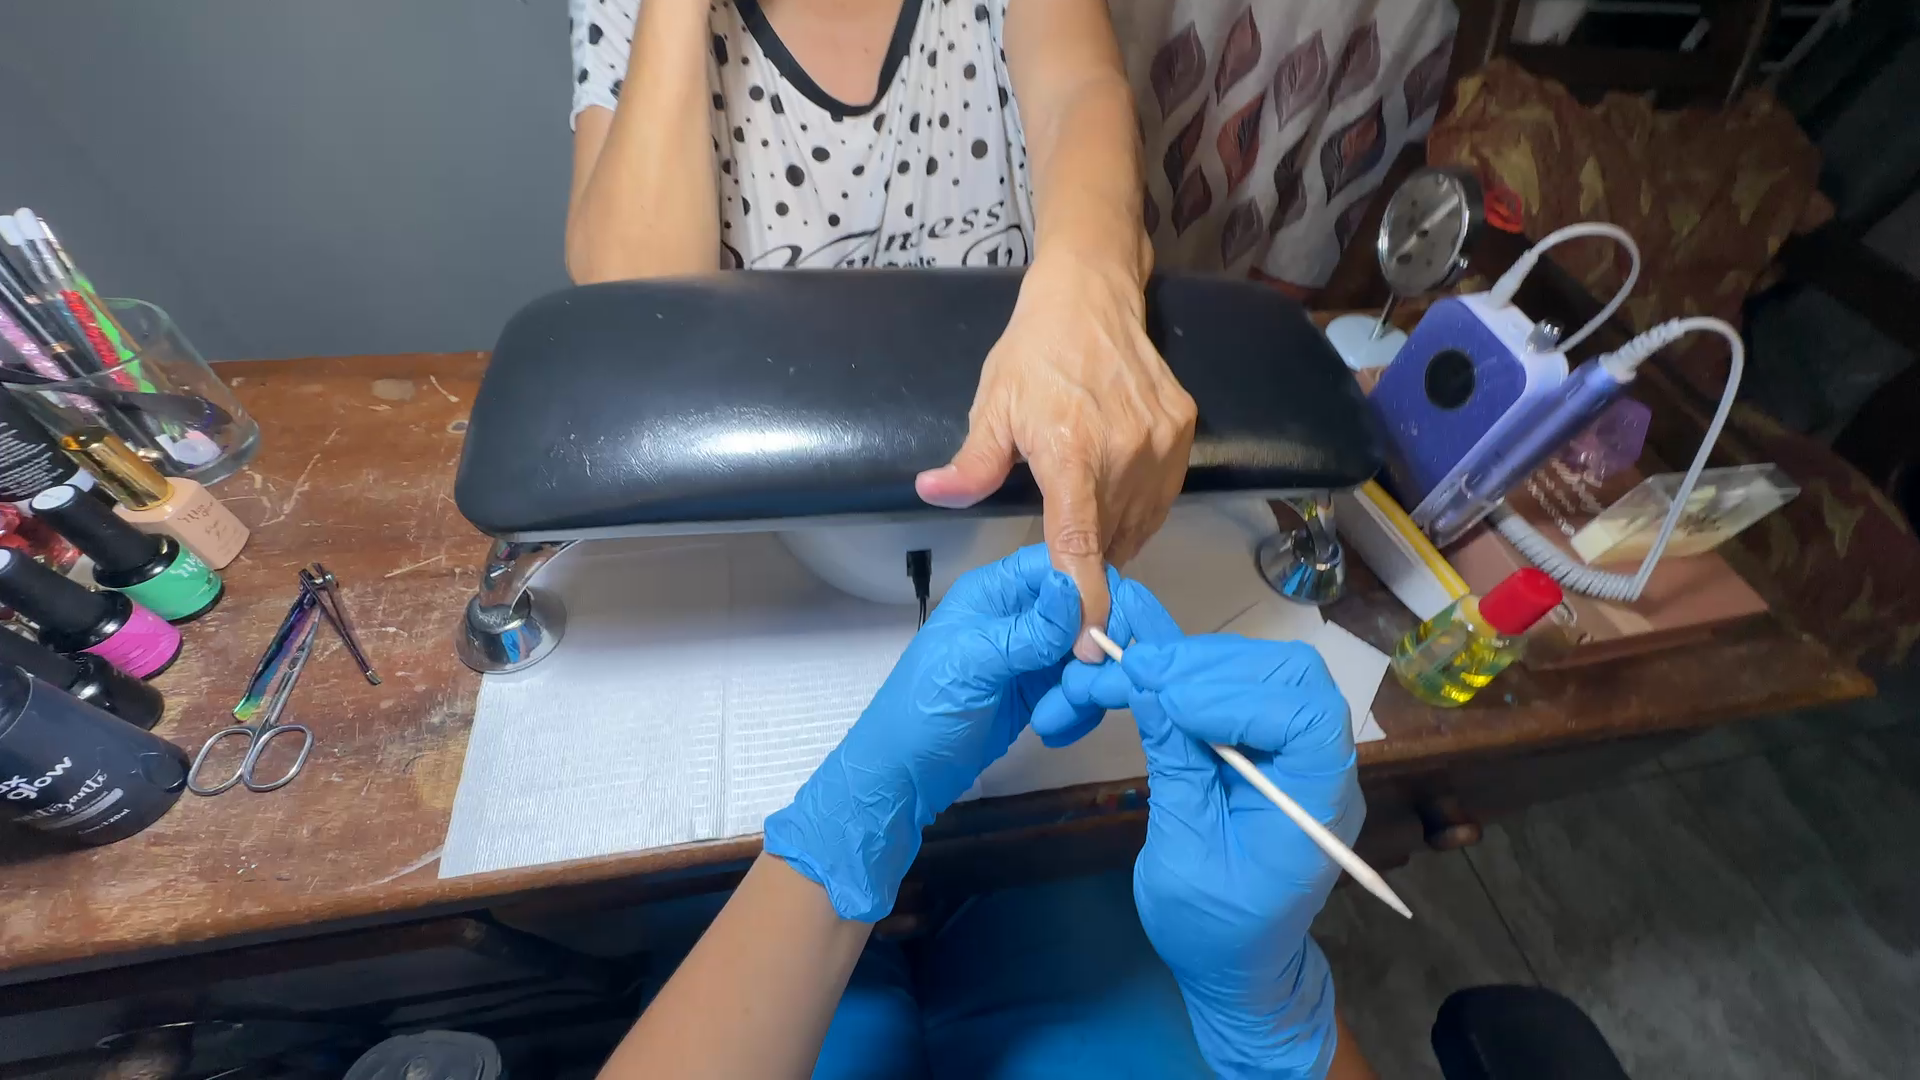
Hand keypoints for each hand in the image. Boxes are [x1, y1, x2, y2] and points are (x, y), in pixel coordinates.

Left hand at [763, 544, 1080, 921]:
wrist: (906, 777)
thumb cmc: (925, 710)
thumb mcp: (974, 664)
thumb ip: (1028, 630)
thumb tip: (1074, 585)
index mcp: (995, 591)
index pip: (1058, 565)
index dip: (1089, 589)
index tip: (1100, 632)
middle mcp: (1019, 614)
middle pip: (1086, 608)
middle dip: (1094, 649)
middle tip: (1086, 685)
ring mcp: (1033, 654)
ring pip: (1090, 653)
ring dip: (1084, 688)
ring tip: (1051, 719)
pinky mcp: (1041, 690)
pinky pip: (1081, 687)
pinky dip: (1078, 710)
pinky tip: (1052, 730)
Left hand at [915, 260, 1195, 661]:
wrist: (1092, 296)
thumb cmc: (1034, 352)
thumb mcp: (992, 405)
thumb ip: (971, 463)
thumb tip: (932, 494)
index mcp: (1070, 453)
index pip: (1080, 540)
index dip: (1085, 596)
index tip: (1089, 643)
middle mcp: (1125, 455)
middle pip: (1110, 541)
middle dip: (1086, 559)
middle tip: (1061, 547)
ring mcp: (1162, 445)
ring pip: (1139, 525)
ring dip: (1112, 536)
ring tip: (1085, 511)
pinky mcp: (1185, 434)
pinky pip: (1162, 499)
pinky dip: (1137, 511)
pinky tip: (1113, 493)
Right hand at [1061, 581, 1362, 1076]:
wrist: (1237, 959)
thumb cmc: (1212, 927)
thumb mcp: (1182, 855)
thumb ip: (1175, 768)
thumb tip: (1146, 689)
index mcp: (1315, 807)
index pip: (1306, 719)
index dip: (1237, 696)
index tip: (1166, 700)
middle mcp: (1319, 767)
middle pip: (1293, 676)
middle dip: (1213, 664)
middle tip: (1140, 669)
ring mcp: (1296, 750)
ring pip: (1268, 669)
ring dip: (1201, 661)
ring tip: (1140, 670)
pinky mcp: (1267, 742)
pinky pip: (1244, 684)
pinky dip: (1198, 671)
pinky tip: (1157, 678)